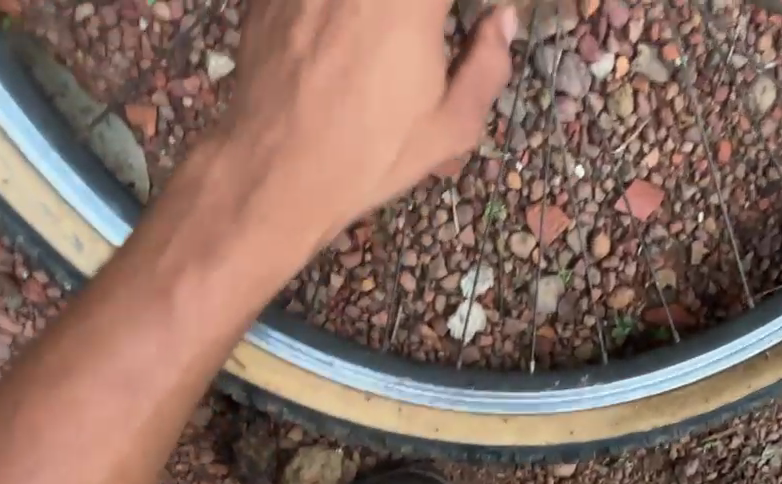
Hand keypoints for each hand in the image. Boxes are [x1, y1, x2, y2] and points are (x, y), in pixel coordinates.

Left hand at [177, 0, 517, 259]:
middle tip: (424, 39)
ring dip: (376, 20)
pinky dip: (336, 18)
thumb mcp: (450, 128)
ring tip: (375, 64)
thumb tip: (502, 21)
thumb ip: (488, 66)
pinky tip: (336, 54)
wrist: (279, 169)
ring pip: (359, 5)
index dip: (450, 14)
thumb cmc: (372, 155)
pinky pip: (320, 3)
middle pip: (408, 2)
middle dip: (420, 18)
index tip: (462, 27)